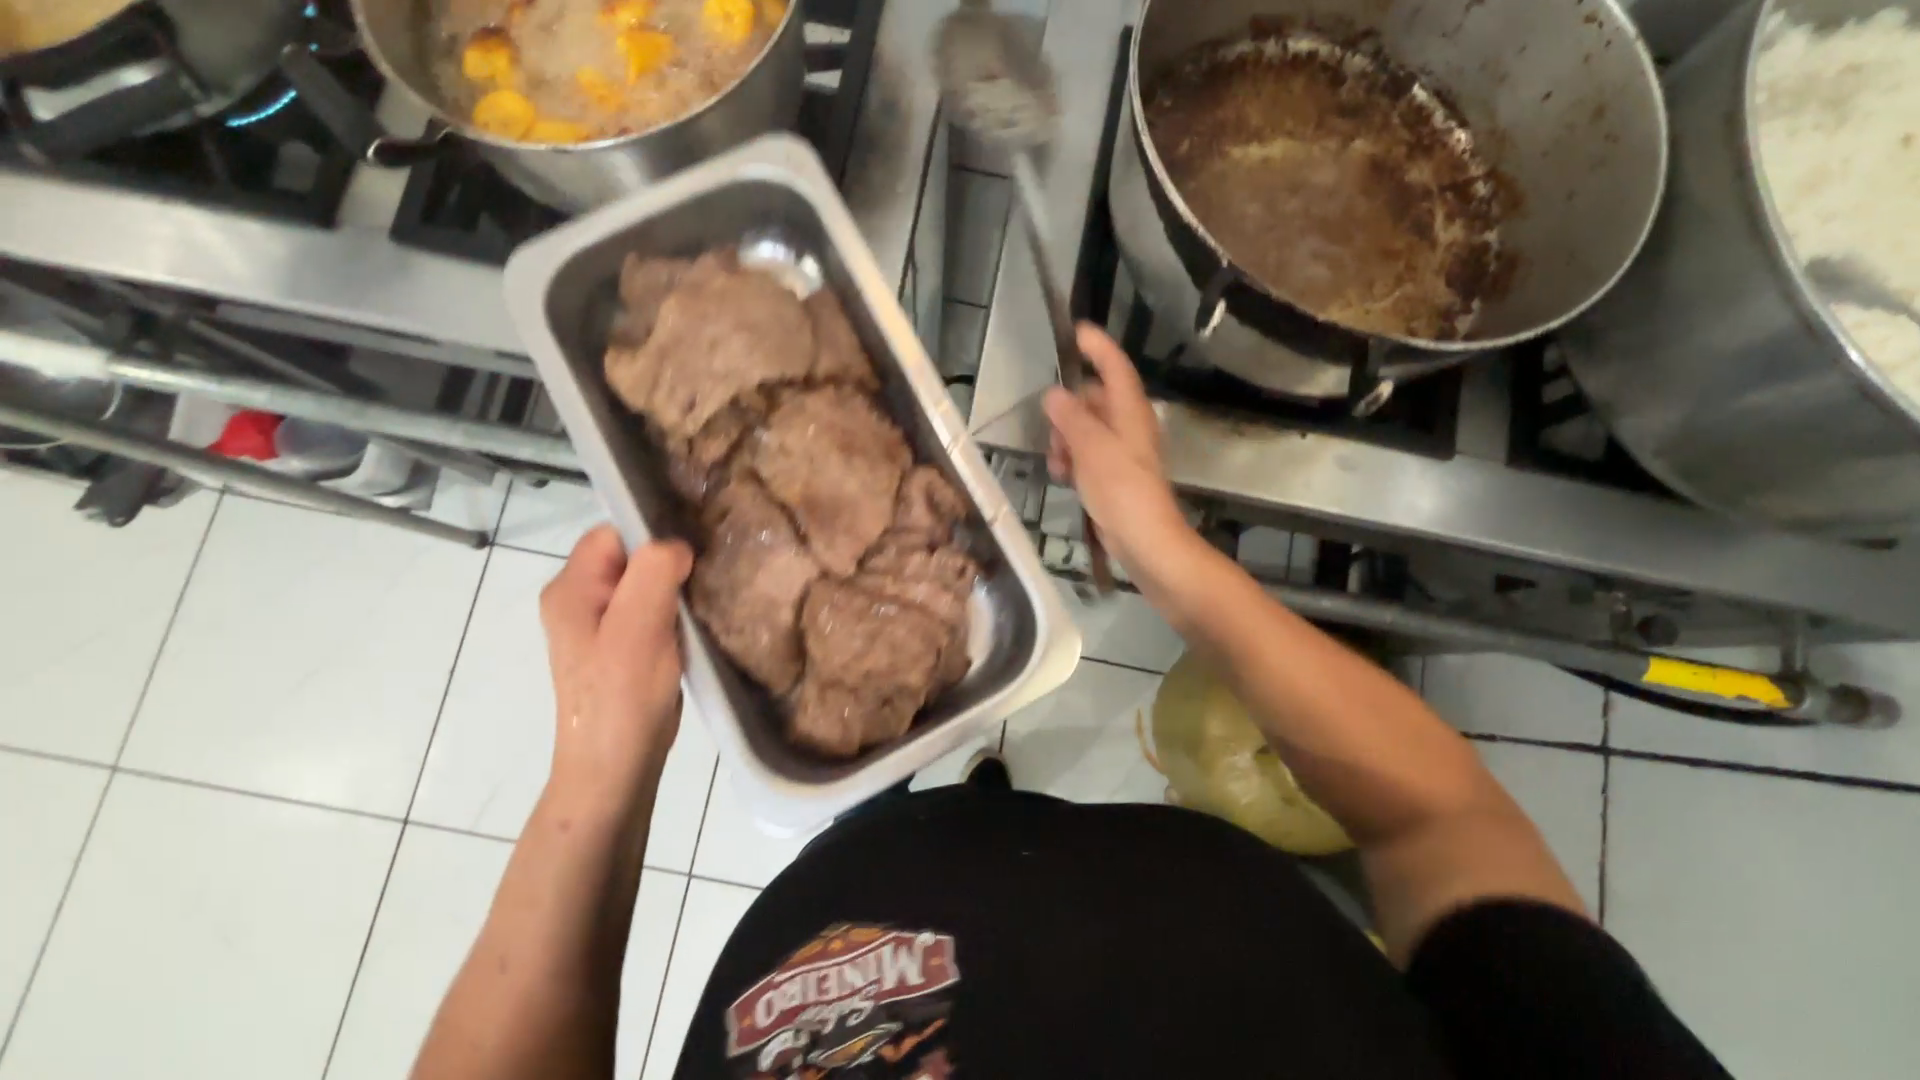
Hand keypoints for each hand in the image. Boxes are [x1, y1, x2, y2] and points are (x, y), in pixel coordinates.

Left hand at [540, 526, 693, 806]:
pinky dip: (672, 614)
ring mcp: (597, 625)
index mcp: (569, 588)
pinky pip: (649, 610)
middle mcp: (576, 599)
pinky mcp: (620, 646)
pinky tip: (689, 630)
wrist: (616, 765)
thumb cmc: (623, 696)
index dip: (652, 539)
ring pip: (643, 583)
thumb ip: (654, 572)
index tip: (688, 562)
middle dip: (666, 565)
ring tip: (697, 608)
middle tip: (699, 585)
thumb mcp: (638, 627)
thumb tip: (677, 545)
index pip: (614, 532)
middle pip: (630, 555)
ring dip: (673, 591)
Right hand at [1044, 323, 1195, 579]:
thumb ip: (1071, 418)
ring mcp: (1121, 453)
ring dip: (1065, 440)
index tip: (1076, 331)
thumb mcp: (1091, 449)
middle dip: (1068, 410)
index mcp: (1130, 412)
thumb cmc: (1122, 491)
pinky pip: (1087, 456)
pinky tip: (1063, 478)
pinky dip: (1072, 461)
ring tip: (1057, 463)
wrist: (1146, 543)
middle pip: (1094, 401)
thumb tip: (1054, 395)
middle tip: (1051, 430)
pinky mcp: (1113, 477)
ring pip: (1086, 430)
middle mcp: (1128, 426)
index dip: (1098, 347)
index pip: (1115, 367)